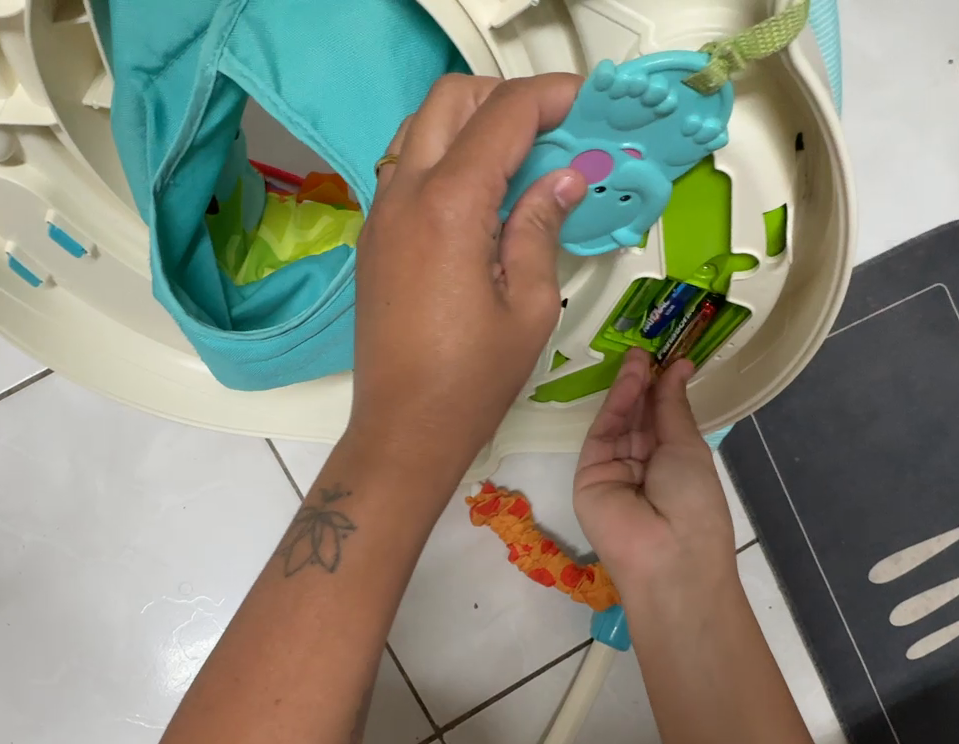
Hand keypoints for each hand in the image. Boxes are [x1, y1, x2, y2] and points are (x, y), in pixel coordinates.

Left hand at [349, 73, 585, 476]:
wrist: (403, 431)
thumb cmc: (471, 383)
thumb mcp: (528, 308)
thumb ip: (540, 229)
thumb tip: (561, 179)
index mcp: (449, 207)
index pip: (503, 114)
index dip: (551, 96)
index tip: (586, 104)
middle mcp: (404, 196)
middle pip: (450, 100)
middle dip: (504, 98)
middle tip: (550, 132)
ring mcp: (379, 217)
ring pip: (419, 130)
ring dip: (468, 125)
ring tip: (515, 163)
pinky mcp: (372, 243)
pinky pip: (404, 171)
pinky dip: (441, 161)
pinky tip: (477, 202)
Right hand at [574, 349, 737, 597]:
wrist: (667, 555)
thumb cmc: (694, 504)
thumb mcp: (689, 449)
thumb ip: (673, 408)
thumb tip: (678, 369)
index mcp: (672, 467)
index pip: (662, 422)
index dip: (665, 391)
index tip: (673, 359)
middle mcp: (641, 468)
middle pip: (637, 420)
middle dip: (644, 385)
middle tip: (649, 349)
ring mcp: (612, 472)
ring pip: (617, 423)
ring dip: (629, 389)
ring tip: (639, 356)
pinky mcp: (588, 475)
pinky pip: (601, 435)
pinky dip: (615, 406)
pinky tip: (631, 379)